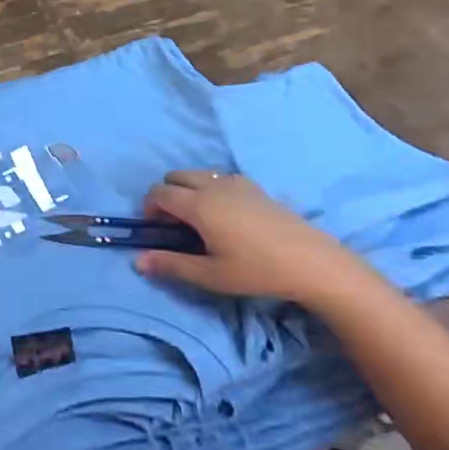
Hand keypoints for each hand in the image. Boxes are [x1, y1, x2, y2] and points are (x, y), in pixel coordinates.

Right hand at [136, 170, 381, 312]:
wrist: (311, 262)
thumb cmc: (256, 270)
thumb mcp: (210, 275)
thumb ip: (171, 265)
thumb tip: (137, 261)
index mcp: (198, 204)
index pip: (159, 192)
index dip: (149, 208)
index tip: (156, 230)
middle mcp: (214, 185)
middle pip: (176, 175)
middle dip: (166, 195)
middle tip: (175, 224)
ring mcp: (237, 182)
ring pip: (199, 173)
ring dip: (188, 189)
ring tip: (200, 220)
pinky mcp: (255, 186)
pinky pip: (220, 177)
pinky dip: (210, 187)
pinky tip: (226, 215)